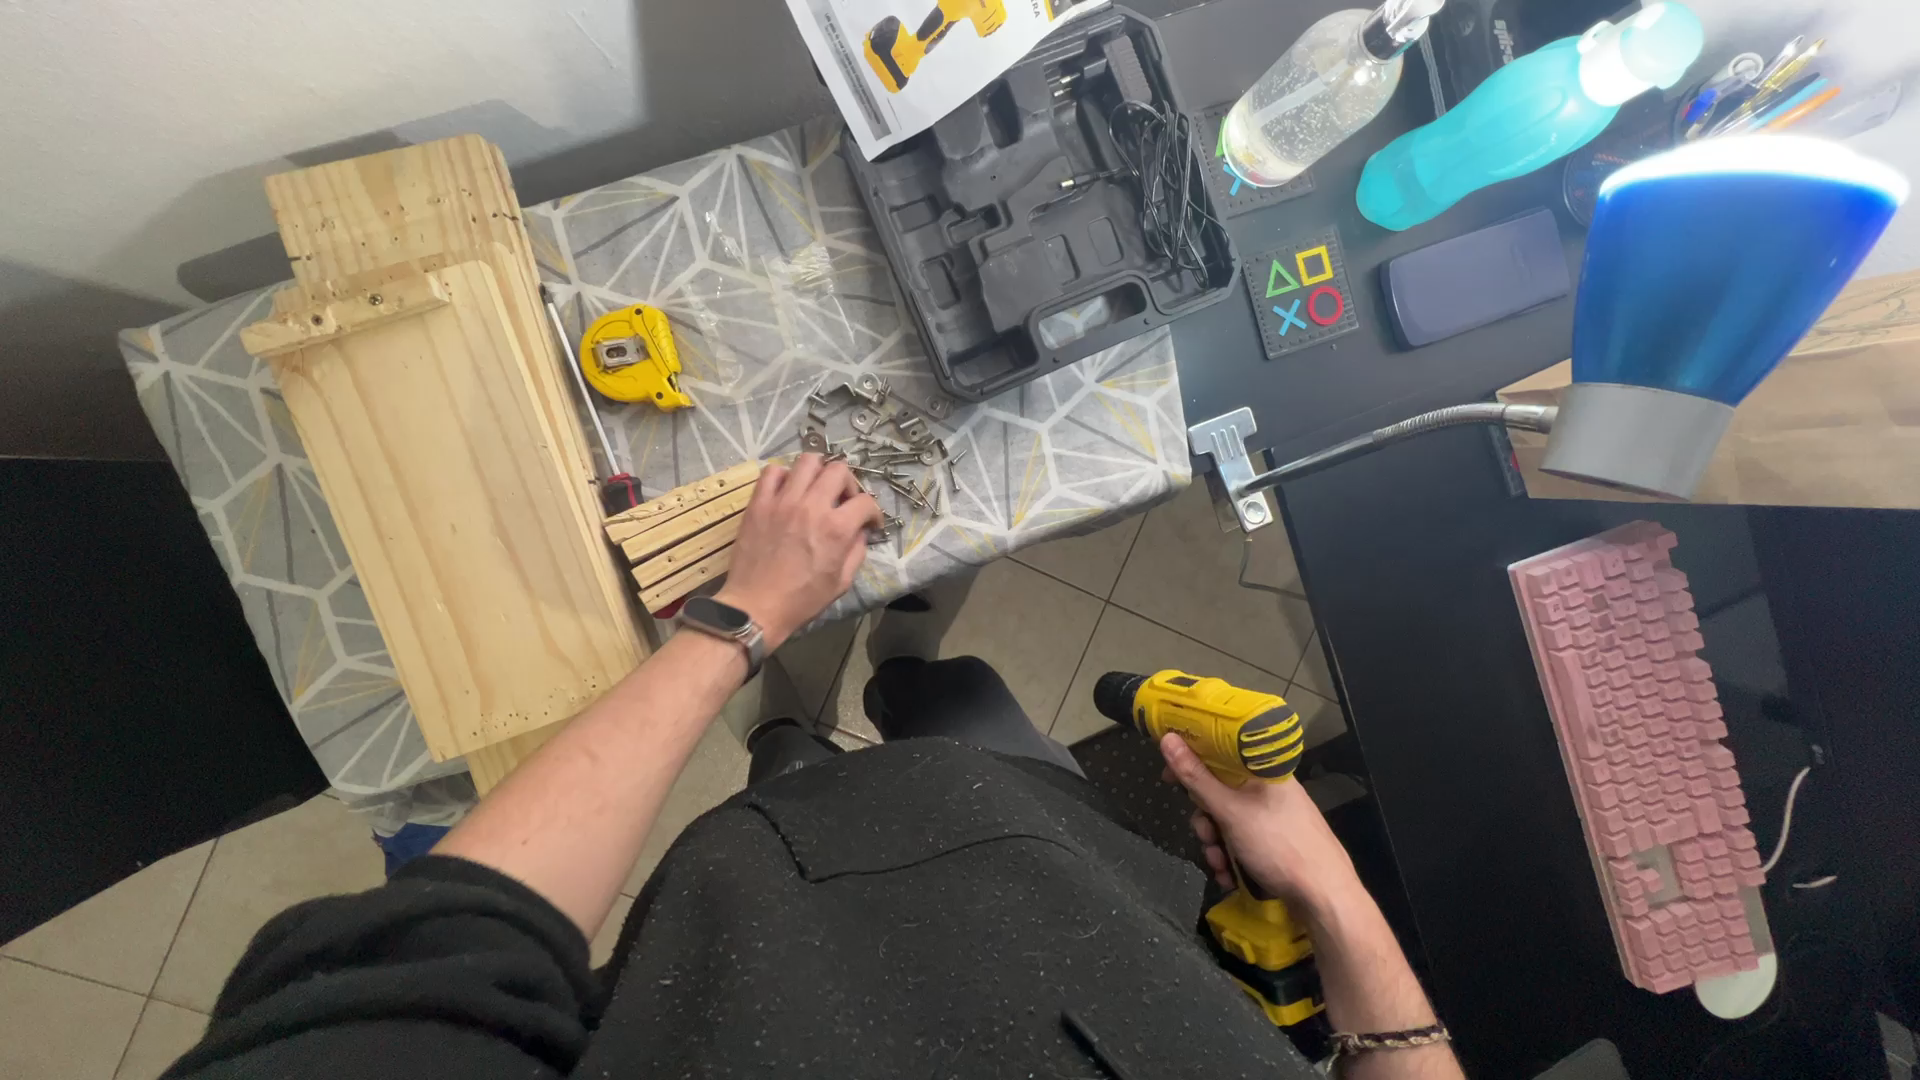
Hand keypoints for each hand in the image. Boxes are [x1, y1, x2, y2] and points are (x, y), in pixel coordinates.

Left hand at [714, 455, 881, 649]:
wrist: (757, 606)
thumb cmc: (802, 600)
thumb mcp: (842, 582)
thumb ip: (856, 550)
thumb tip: (859, 531)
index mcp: (836, 528)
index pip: (866, 502)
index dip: (873, 513)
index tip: (869, 523)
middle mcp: (811, 506)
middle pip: (839, 470)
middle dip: (849, 484)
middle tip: (843, 501)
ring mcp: (782, 501)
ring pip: (807, 461)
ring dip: (819, 471)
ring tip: (817, 488)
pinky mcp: (759, 503)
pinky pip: (772, 472)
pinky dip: (784, 475)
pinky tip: (788, 490)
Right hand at [1158, 732, 1362, 919]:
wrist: (1326, 899)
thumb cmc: (1278, 844)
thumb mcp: (1229, 811)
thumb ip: (1196, 777)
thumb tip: (1167, 738)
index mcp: (1262, 769)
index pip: (1219, 751)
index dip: (1191, 762)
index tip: (1169, 778)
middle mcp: (1268, 788)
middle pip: (1219, 790)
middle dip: (1204, 817)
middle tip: (1204, 834)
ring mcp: (1273, 816)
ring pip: (1226, 819)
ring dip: (1215, 842)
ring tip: (1219, 863)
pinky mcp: (1275, 841)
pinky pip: (1240, 839)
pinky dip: (1230, 856)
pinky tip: (1229, 875)